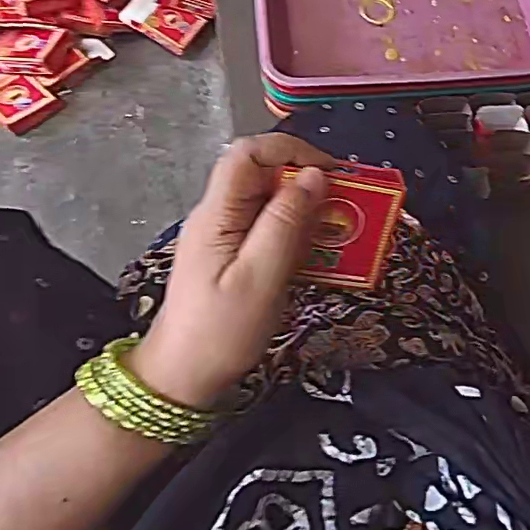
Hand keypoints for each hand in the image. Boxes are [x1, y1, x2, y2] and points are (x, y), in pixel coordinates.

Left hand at [128, 133, 334, 407]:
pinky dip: (300, 228)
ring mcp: (228, 232)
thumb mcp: (260, 278)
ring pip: (272, 197)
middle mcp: (221, 213)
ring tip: (339, 227)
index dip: (291, 151)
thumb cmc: (221, 332)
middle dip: (308, 179)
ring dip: (308, 206)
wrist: (184, 378)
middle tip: (345, 202)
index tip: (331, 173)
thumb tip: (315, 175)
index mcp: (218, 213)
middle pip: (264, 172)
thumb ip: (286, 222)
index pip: (249, 153)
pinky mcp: (237, 250)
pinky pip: (273, 224)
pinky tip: (318, 250)